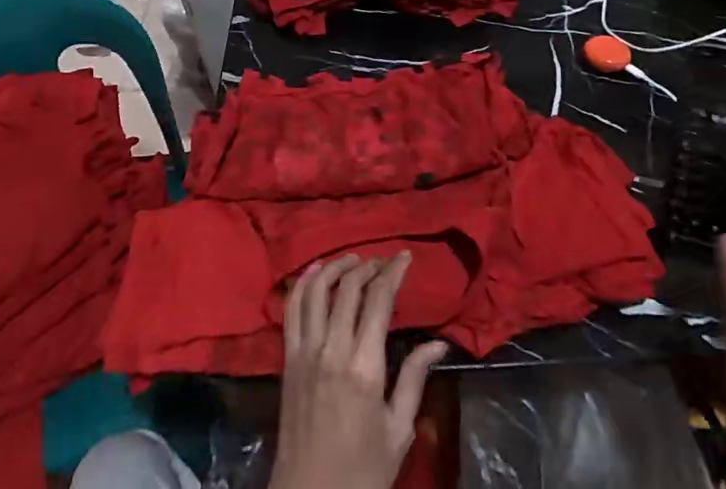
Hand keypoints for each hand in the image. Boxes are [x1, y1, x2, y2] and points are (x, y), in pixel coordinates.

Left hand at [270, 253, 449, 488]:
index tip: (406, 257)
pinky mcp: (287, 361)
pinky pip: (291, 311)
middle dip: (369, 266)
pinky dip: (303, 284)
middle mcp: (331, 350)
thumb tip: (439, 344)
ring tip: (354, 260)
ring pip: (316, 291)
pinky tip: (315, 272)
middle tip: (385, 261)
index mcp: (364, 366)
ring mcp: (304, 353)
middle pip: (348, 288)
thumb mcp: (398, 430)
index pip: (378, 300)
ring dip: (336, 268)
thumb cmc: (361, 470)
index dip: (393, 271)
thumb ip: (414, 379)